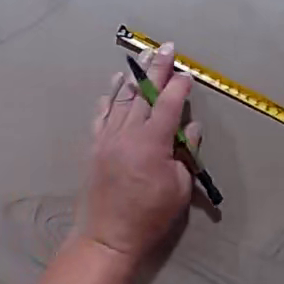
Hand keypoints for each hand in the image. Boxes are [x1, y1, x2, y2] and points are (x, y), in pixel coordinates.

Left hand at [73, 44, 200, 260]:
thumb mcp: (179, 188)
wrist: (107, 235)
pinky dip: (109, 97)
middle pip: (144, 94)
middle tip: (166, 48)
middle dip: (157, 69)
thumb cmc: (149, 215)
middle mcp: (127, 132)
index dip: (180, 87)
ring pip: (122, 99)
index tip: (188, 74)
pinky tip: (114, 84)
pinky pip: (102, 115)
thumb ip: (184, 154)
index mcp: (152, 142)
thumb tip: (188, 130)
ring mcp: (108, 137)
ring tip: (142, 58)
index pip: (169, 105)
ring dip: (134, 77)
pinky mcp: (95, 146)